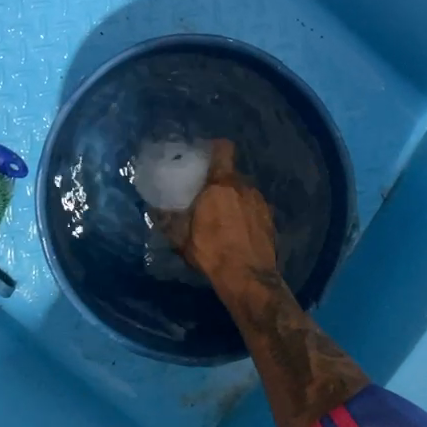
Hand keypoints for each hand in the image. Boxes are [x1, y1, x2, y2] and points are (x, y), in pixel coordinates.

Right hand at [172, 139, 277, 286]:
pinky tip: (239, 231)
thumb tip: (155, 209)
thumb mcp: (181, 238)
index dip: (214, 148)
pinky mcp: (271, 219)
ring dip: (234, 199)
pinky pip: (255, 208)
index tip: (204, 155)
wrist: (249, 278)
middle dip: (220, 181)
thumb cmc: (212, 252)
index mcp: (221, 184)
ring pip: (244, 191)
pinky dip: (246, 213)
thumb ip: (168, 220)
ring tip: (224, 216)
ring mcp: (261, 202)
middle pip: (231, 174)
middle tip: (207, 195)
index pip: (223, 149)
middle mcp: (244, 187)